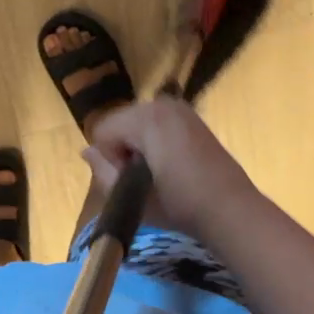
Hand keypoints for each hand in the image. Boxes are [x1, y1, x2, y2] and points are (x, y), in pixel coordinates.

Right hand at [81, 97, 260, 240]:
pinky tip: (170, 168)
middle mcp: (162, 104)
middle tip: (141, 181)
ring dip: (139, 149)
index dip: (109, 159)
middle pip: (120, 124)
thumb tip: (85, 151)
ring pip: (138, 125)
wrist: (228, 209)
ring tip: (156, 176)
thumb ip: (104, 171)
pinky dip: (155, 143)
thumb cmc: (178, 205)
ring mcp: (180, 109)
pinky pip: (158, 126)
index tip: (128, 181)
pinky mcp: (193, 119)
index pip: (102, 131)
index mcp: (145, 118)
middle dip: (122, 150)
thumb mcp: (132, 195)